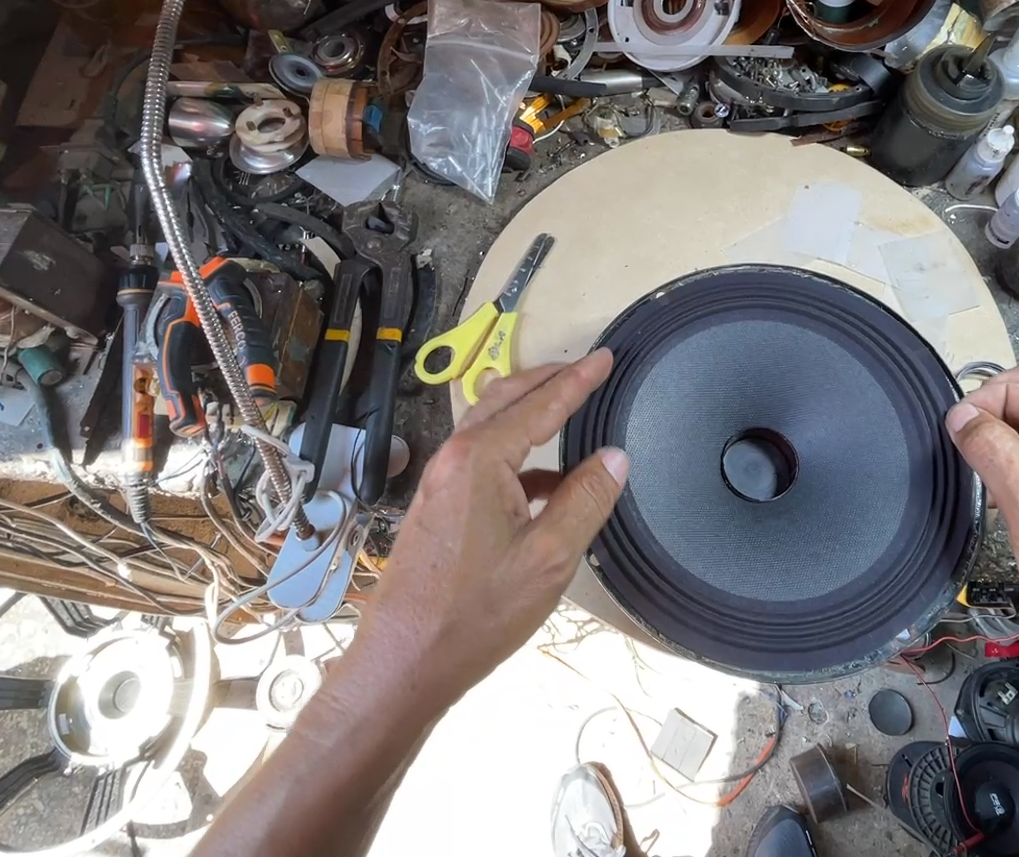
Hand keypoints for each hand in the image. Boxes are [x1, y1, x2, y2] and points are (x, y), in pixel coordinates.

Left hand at [332, 349, 628, 718]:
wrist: (403, 662)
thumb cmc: (478, 612)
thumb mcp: (548, 559)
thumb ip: (585, 500)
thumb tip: (615, 456)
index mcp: (480, 459)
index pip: (540, 404)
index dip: (578, 379)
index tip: (606, 356)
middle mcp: (455, 457)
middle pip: (506, 397)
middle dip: (548, 377)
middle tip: (587, 368)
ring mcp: (442, 479)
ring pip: (491, 425)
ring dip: (530, 409)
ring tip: (570, 407)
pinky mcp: (439, 503)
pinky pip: (484, 457)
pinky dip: (519, 452)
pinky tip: (548, 481)